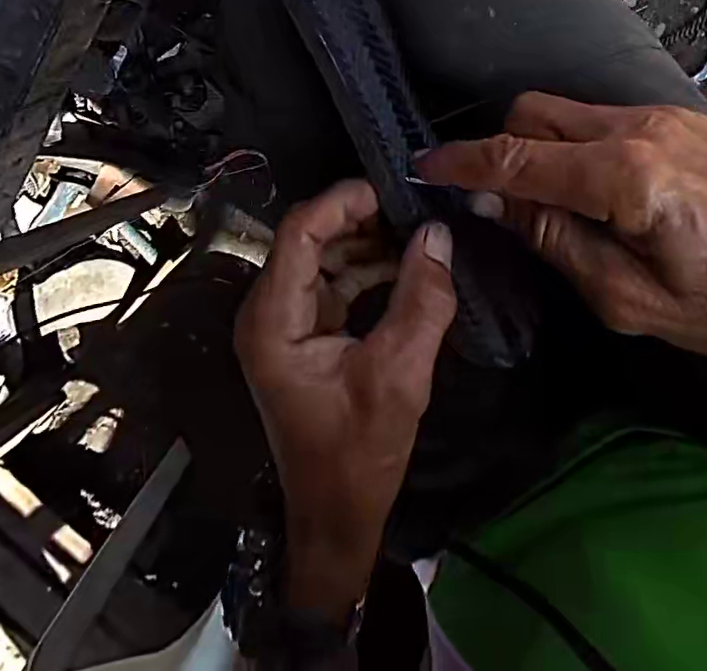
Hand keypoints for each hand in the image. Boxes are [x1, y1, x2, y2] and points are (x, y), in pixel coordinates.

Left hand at [234, 180, 456, 620]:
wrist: (335, 515)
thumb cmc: (358, 456)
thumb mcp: (398, 376)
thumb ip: (421, 301)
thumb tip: (438, 236)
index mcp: (273, 318)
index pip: (299, 233)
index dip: (343, 202)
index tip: (392, 192)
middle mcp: (268, 310)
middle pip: (310, 239)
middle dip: (363, 220)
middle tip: (415, 211)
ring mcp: (284, 321)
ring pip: (324, 256)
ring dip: (369, 243)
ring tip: (418, 234)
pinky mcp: (303, 331)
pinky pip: (334, 282)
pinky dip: (367, 269)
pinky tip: (405, 266)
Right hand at [415, 93, 706, 392]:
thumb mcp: (627, 299)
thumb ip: (551, 238)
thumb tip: (491, 202)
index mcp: (629, 178)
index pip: (518, 159)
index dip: (463, 163)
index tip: (424, 166)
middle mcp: (643, 128)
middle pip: (533, 112)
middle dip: (500, 148)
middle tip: (496, 202)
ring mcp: (665, 115)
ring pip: (564, 109)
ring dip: (537, 146)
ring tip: (547, 202)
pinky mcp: (681, 119)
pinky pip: (599, 118)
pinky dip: (573, 145)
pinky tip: (592, 190)